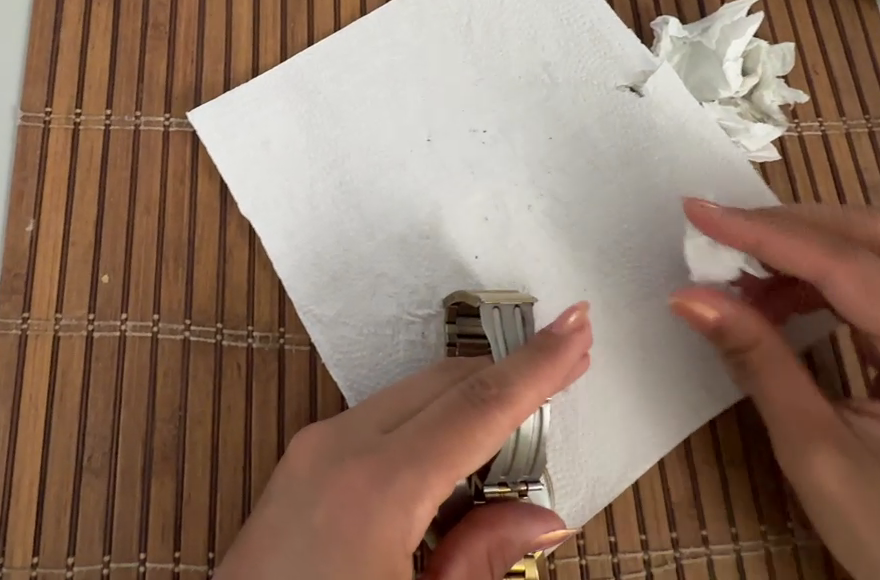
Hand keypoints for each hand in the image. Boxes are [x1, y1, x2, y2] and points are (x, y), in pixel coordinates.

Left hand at [214, 303, 593, 579]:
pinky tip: (461, 442)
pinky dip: (428, 416)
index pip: (476, 407)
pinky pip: (379, 417)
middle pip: (444, 385)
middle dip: (510, 369)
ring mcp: (314, 447)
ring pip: (411, 394)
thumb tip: (541, 514)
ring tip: (528, 402)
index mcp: (376, 487)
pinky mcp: (302, 460)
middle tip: (570, 357)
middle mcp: (340, 446)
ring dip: (470, 392)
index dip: (535, 366)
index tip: (577, 323)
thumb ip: (481, 560)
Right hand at [670, 200, 879, 579]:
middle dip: (791, 224)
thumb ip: (756, 359)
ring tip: (743, 277)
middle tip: (719, 232)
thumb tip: (688, 294)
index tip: (700, 214)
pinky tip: (786, 300)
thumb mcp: (815, 452)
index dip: (769, 233)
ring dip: (809, 249)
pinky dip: (832, 278)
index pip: (854, 268)